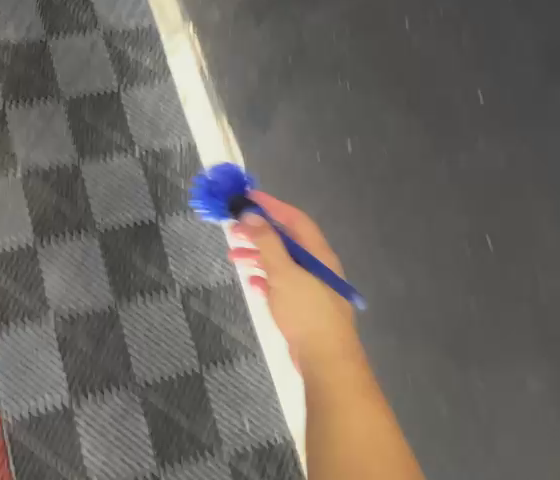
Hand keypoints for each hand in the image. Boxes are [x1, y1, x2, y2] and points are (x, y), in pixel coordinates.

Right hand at [230, 191, 362, 374]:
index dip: (272, 205)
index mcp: (319, 255)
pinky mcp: (303, 307)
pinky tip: (252, 282)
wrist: (327, 362)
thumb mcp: (283, 272)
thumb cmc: (307, 312)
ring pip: (281, 261)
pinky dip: (265, 277)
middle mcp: (317, 267)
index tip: (247, 197)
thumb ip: (266, 241)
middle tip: (233, 228)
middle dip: (259, 231)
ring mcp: (311, 288)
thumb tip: (251, 214)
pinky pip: (281, 283)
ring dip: (258, 254)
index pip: (295, 219)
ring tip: (234, 256)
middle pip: (286, 239)